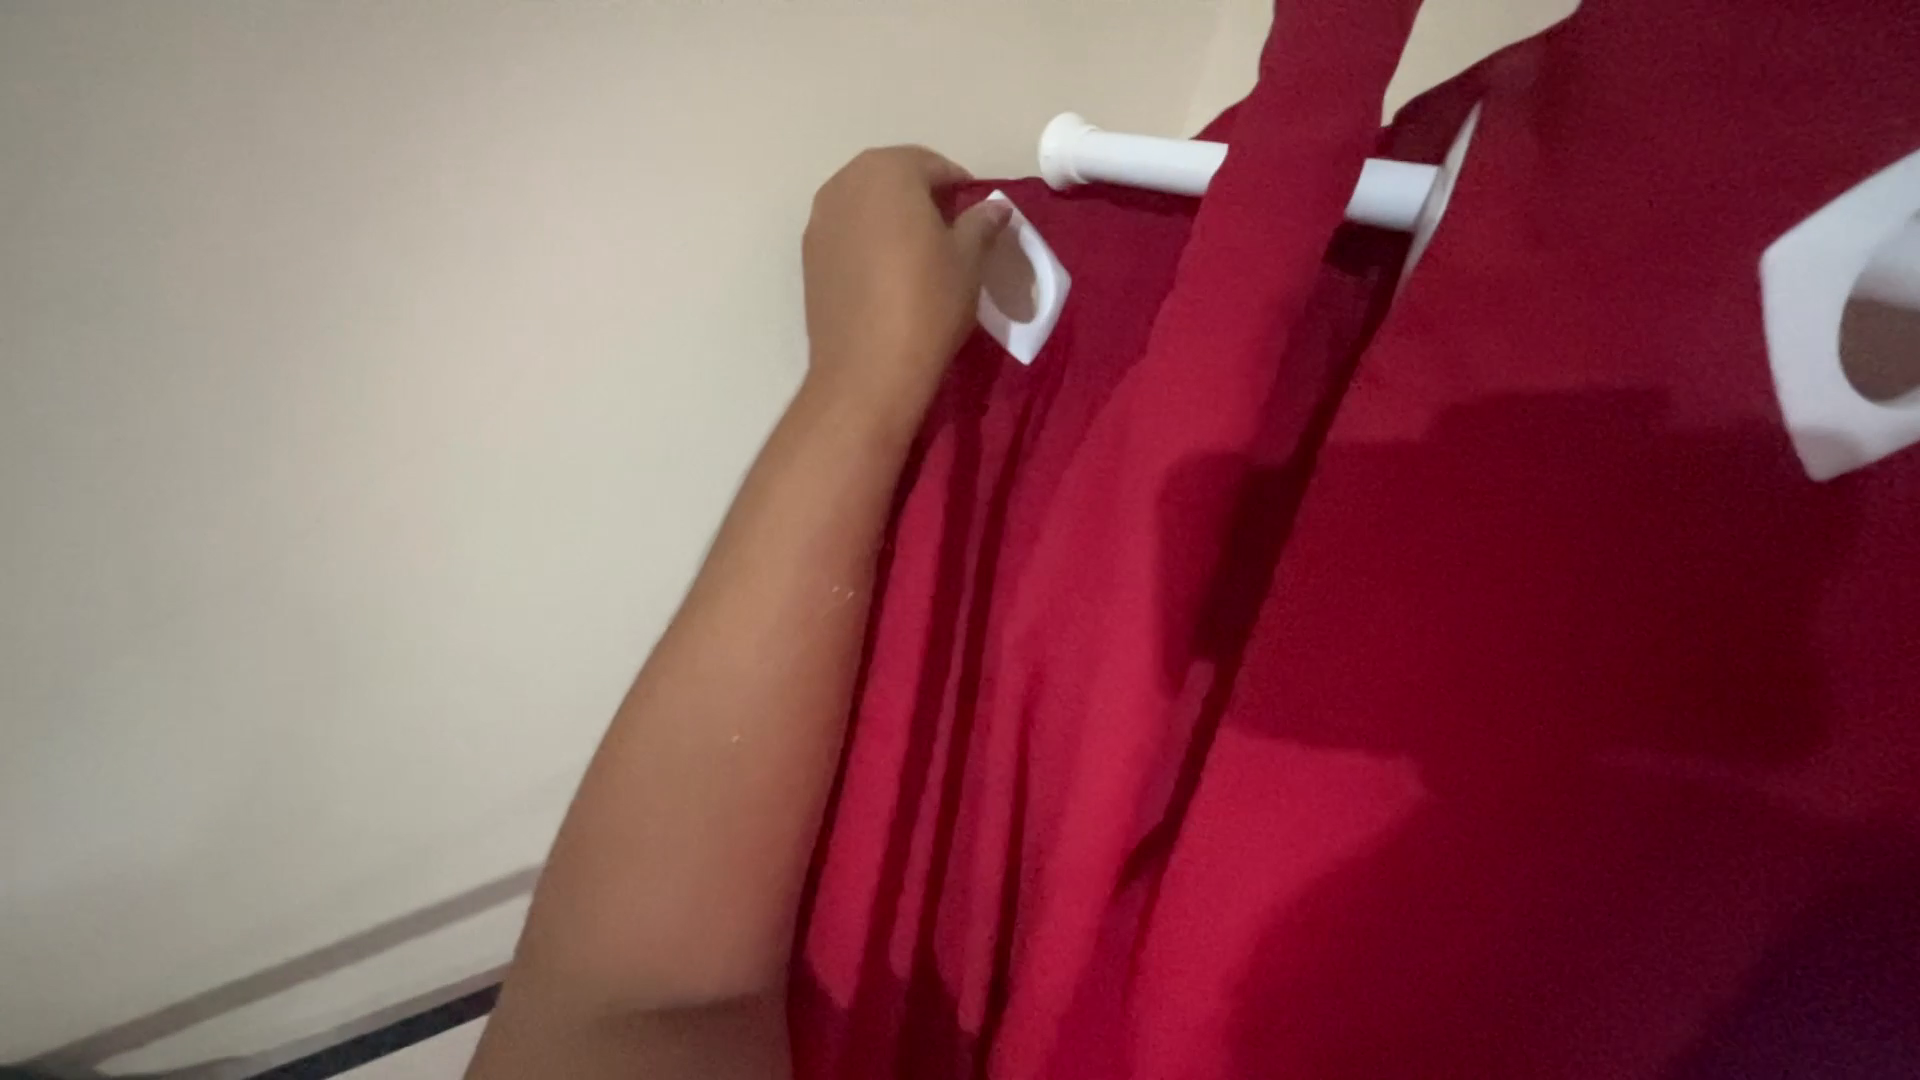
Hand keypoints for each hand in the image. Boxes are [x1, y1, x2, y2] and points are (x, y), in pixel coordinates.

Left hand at [801, 146, 1012, 428]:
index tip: (977, 216)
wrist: (868, 370)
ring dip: (891, 221)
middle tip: (950, 234)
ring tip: (918, 257)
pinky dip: (868, 245)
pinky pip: (846, 237)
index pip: (932, 165)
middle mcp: (844, 185)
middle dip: (921, 199)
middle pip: (892, 180)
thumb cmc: (927, 304)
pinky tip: (887, 278)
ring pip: (864, 208)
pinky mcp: (808, 260)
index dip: (960, 188)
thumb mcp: (968, 261)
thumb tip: (994, 207)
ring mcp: (819, 222)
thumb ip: (980, 223)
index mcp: (887, 171)